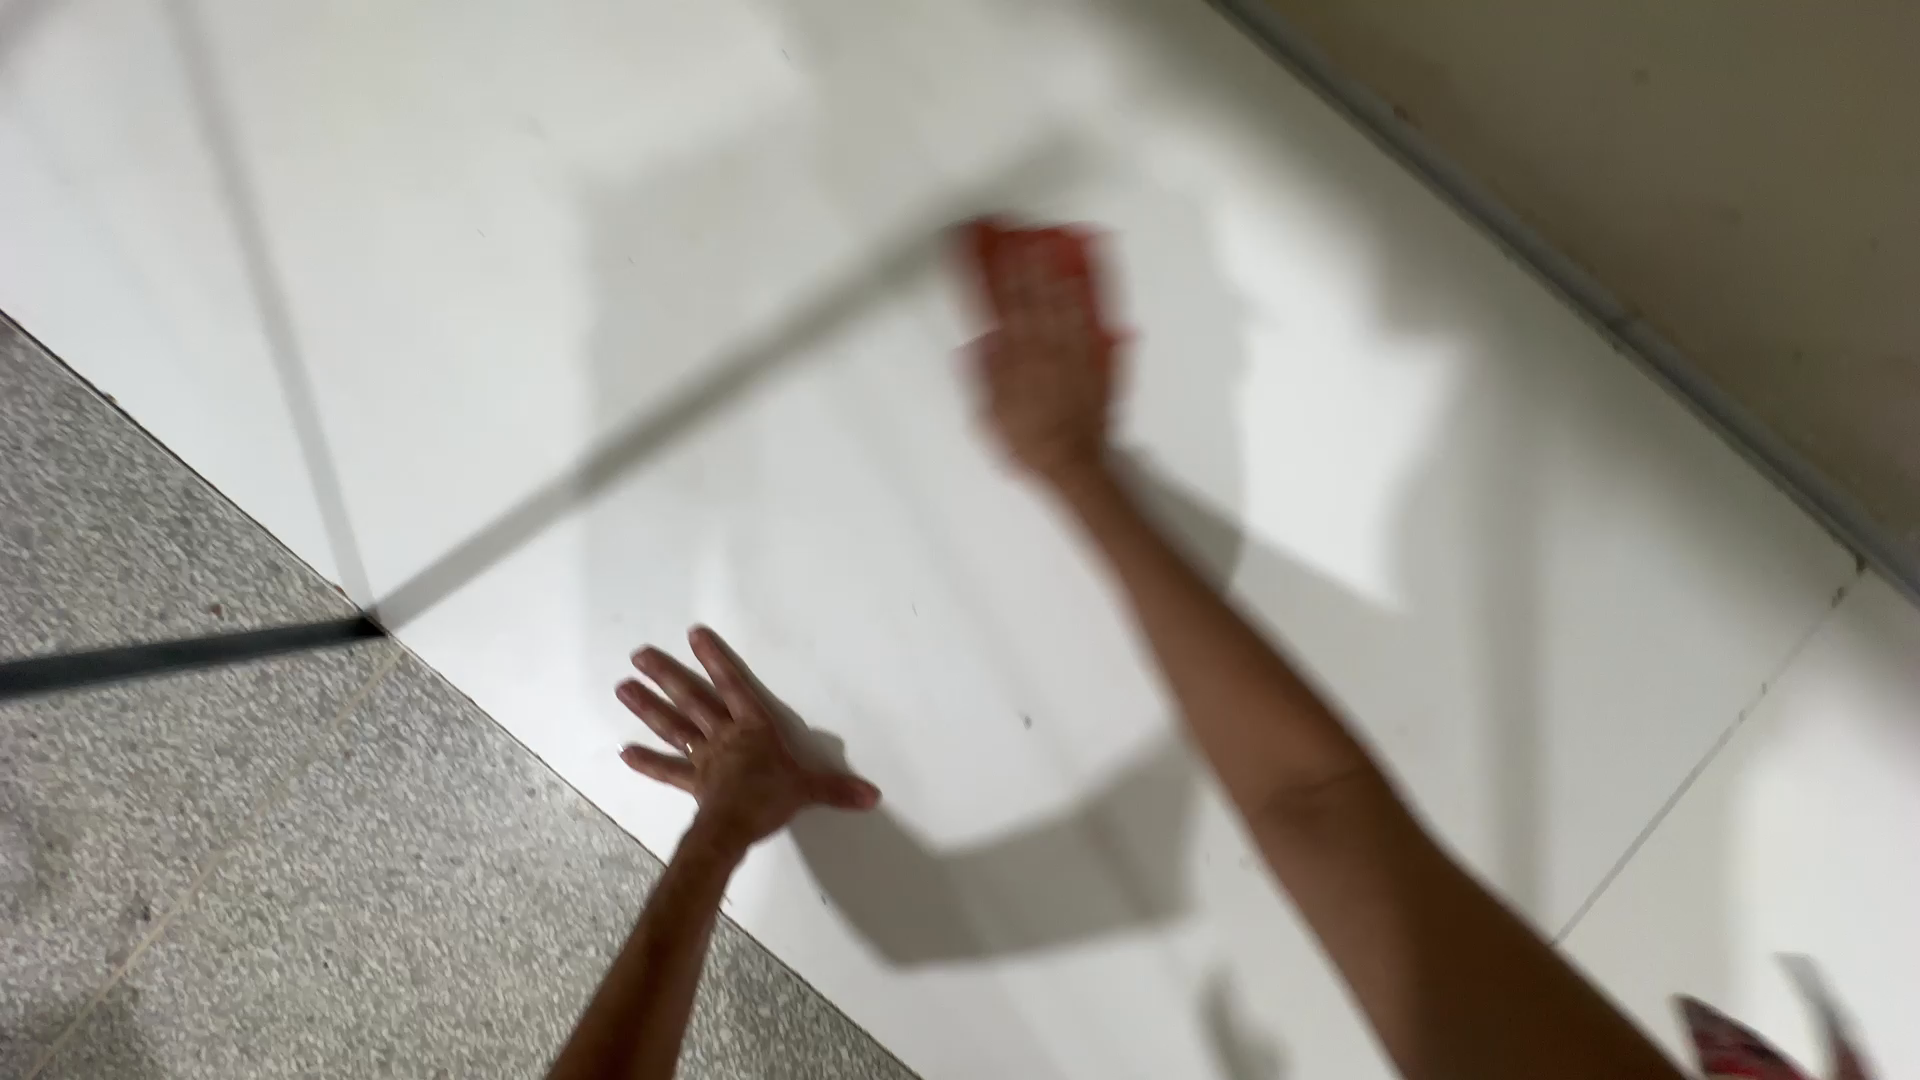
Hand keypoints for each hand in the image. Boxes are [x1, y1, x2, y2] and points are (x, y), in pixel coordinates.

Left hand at [616, 627, 880, 852]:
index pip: (733, 685)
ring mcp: (704, 758)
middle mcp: (723, 736)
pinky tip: (623, 752)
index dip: (715, 659)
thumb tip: (873, 796)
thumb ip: (838, 789)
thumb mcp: (809, 789)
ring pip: (673, 726)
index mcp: (752, 727)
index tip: (694, 635)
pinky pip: (667, 770)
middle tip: (639, 655)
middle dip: (667, 676)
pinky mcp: (692, 782)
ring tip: (623, 688)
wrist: (734, 831)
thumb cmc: (770, 799)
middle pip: (691, 700)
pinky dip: (646, 762)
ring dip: (647, 707)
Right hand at [965, 224, 1122, 487]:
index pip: (1004, 311)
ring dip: (1055, 273)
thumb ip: (985, 376)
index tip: (996, 255)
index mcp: (1015, 363)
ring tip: (1053, 246)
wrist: (1070, 461)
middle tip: (1026, 237)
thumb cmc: (1030, 443)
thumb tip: (978, 346)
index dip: (1000, 279)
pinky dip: (1086, 298)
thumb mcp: (991, 414)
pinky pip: (1090, 322)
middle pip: (1033, 300)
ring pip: (1062, 304)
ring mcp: (1071, 354)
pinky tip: (1083, 281)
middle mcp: (1043, 352)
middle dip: (1028, 266)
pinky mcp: (1094, 363)